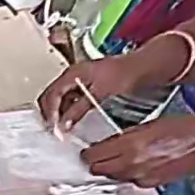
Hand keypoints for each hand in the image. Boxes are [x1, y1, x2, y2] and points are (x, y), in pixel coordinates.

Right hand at [37, 45, 180, 130]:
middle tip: (52, 129)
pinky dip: (65, 112)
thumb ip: (78, 109)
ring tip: (61, 126)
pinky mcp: (82, 87)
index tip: (53, 127)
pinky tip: (70, 120)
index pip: (51, 95)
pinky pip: (65, 101)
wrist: (145, 65)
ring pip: (56, 100)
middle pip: (49, 97)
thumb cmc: (127, 72)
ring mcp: (76, 81)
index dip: (50, 113)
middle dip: (48, 114)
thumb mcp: (100, 93)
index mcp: (73, 73)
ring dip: (56, 114)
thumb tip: (63, 124)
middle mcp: (72, 76)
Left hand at [80, 115, 194, 187]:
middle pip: (97, 169)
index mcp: (131, 144)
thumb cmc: (186, 130)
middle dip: (96, 163)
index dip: (89, 153)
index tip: (88, 151)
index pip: (93, 155)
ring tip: (123, 158)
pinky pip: (126, 180)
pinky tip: (137, 165)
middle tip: (101, 156)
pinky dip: (126, 174)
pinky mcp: (144, 184)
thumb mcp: (152, 124)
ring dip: (110, 169)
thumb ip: (125, 136)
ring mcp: (136, 176)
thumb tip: (106, 145)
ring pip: (110, 176)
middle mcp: (130, 164)